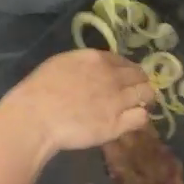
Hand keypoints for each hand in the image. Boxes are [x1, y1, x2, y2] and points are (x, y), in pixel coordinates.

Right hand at [0, 50, 155, 159]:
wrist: (37, 116)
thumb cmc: (40, 90)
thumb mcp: (62, 64)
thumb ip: (84, 66)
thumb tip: (95, 71)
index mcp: (96, 59)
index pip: (124, 61)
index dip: (129, 71)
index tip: (127, 79)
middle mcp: (112, 77)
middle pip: (140, 77)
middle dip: (141, 84)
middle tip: (137, 94)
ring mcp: (117, 101)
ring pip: (146, 95)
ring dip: (145, 100)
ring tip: (137, 107)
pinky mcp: (117, 124)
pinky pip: (141, 118)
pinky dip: (140, 118)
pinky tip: (132, 121)